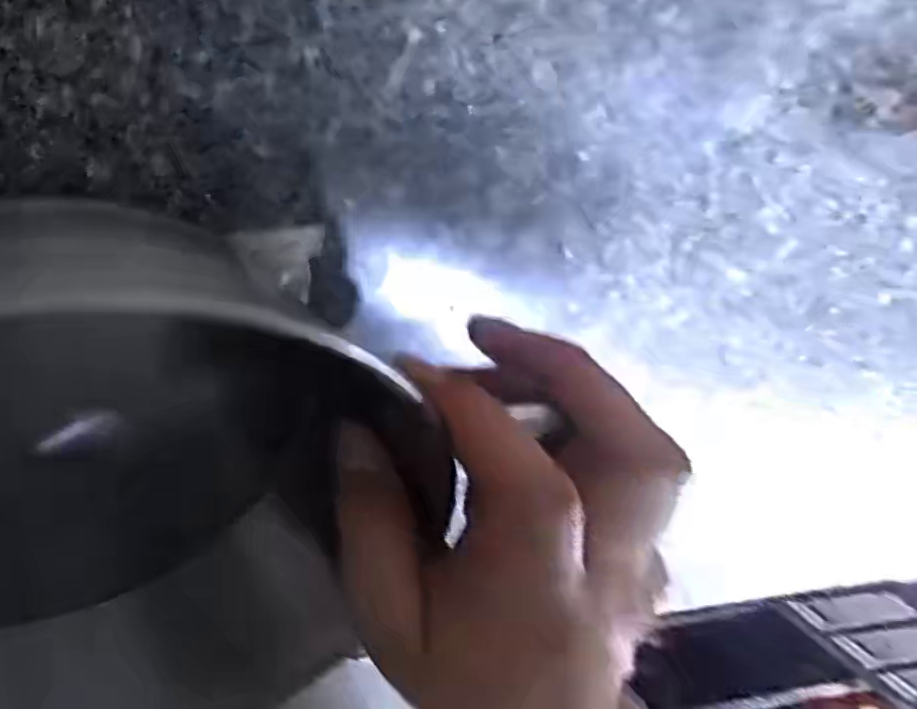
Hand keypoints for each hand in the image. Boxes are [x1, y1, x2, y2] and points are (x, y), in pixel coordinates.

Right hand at [337, 319, 690, 708]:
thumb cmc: (451, 678)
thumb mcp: (382, 609)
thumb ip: (369, 519)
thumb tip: (358, 430)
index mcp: (541, 589)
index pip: (535, 483)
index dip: (473, 408)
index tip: (408, 370)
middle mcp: (613, 570)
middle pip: (643, 456)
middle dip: (567, 370)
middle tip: (483, 332)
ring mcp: (639, 564)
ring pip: (647, 455)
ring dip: (570, 386)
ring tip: (486, 362)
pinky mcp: (638, 557)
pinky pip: (625, 469)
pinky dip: (574, 418)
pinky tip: (514, 416)